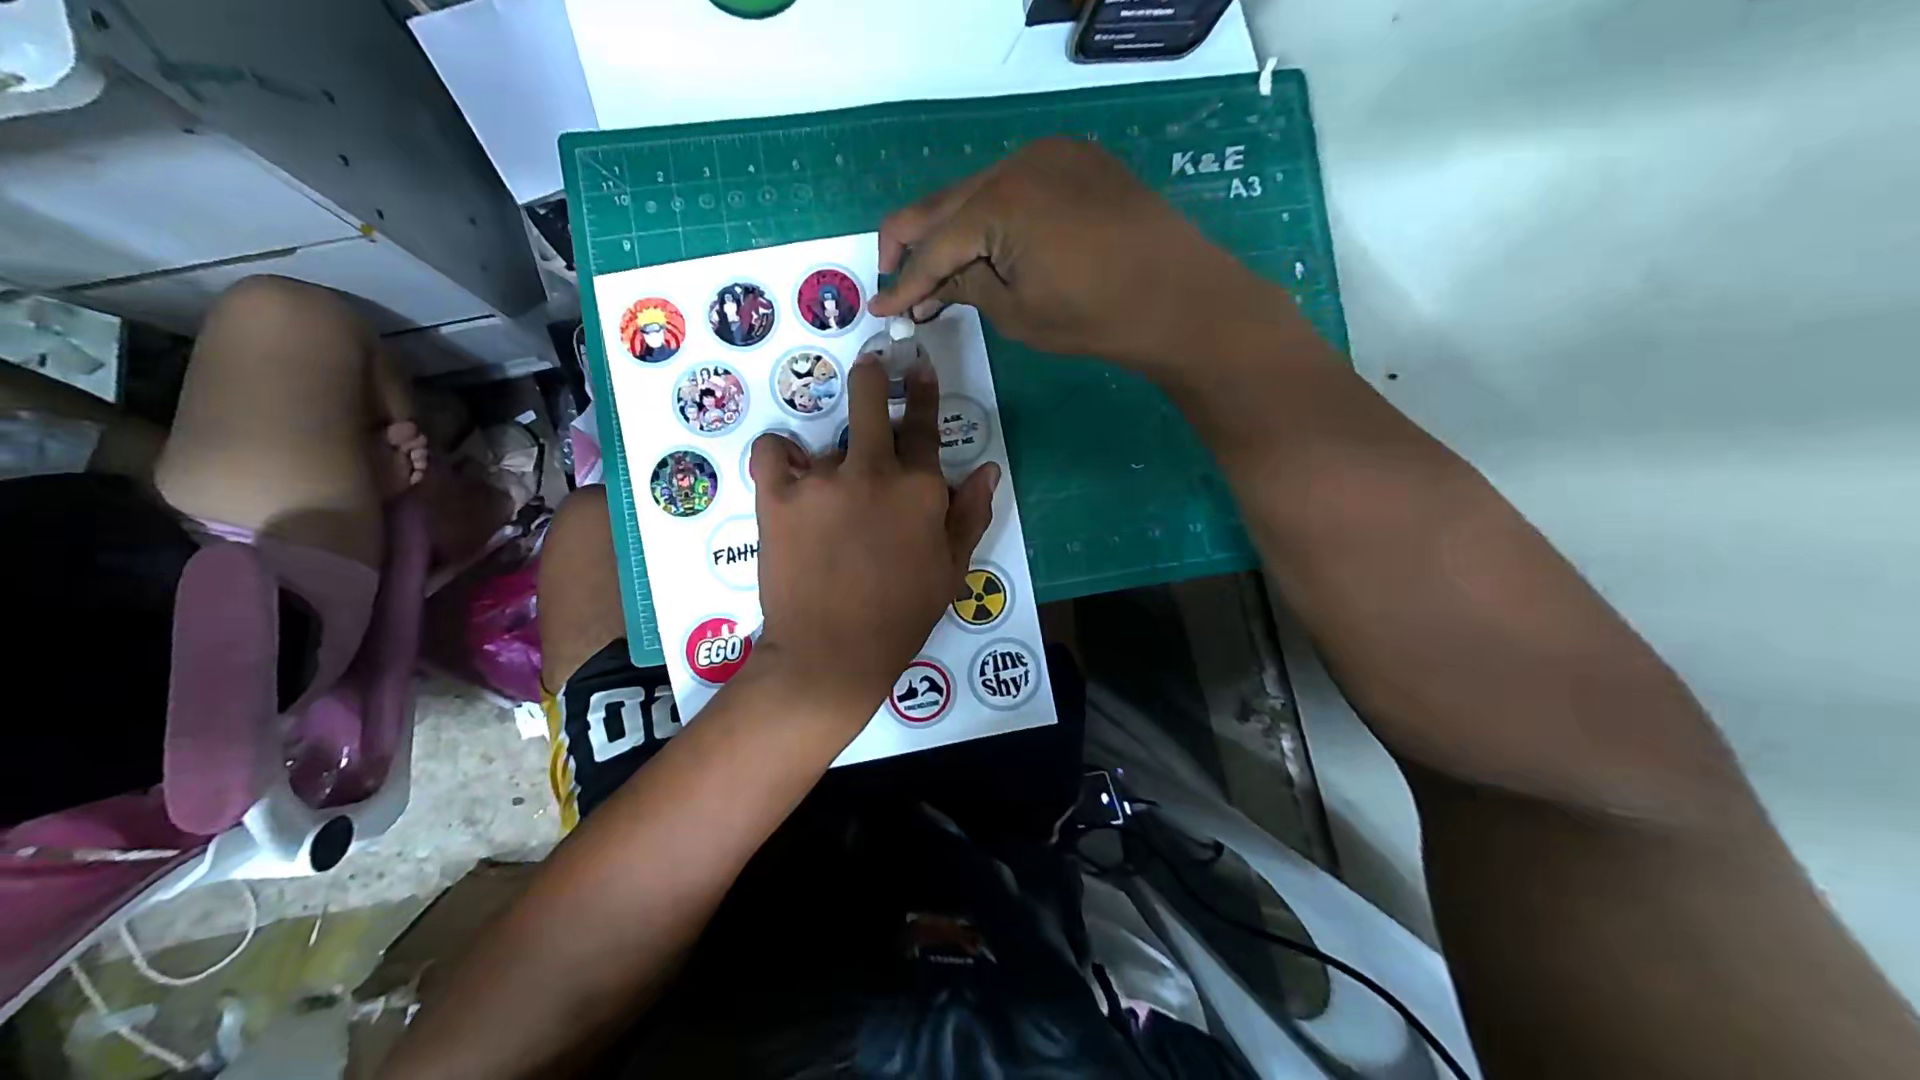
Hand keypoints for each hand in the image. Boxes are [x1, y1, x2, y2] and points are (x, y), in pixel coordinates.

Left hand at [748, 356, 998, 721]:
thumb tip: (987, 468)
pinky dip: (779, 457)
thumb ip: (971, 513)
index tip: (919, 366)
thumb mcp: (952, 569)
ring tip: (825, 493)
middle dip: (874, 375)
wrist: (832, 653)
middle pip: (871, 401)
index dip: (924, 392)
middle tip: (872, 363)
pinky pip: (772, 451)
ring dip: (829, 456)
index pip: (926, 426)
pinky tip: (787, 476)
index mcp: (920, 489)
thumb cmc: (901, 615)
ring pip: (823, 439)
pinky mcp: (777, 496)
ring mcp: (822, 480)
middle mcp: (873, 471)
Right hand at [869, 137, 1288, 377]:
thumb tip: (928, 286)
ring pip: (979, 191)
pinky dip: (992, 217)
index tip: (881, 305)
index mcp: (999, 202)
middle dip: (914, 245)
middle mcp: (1018, 162)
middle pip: (946, 204)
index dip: (904, 281)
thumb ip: (965, 288)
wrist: (1181, 298)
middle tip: (895, 280)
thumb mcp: (1017, 313)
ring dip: (953, 230)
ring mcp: (1051, 155)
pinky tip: (986, 246)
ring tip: (941, 273)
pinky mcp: (1075, 160)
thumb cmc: (1096, 317)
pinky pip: (1015, 186)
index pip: (934, 245)